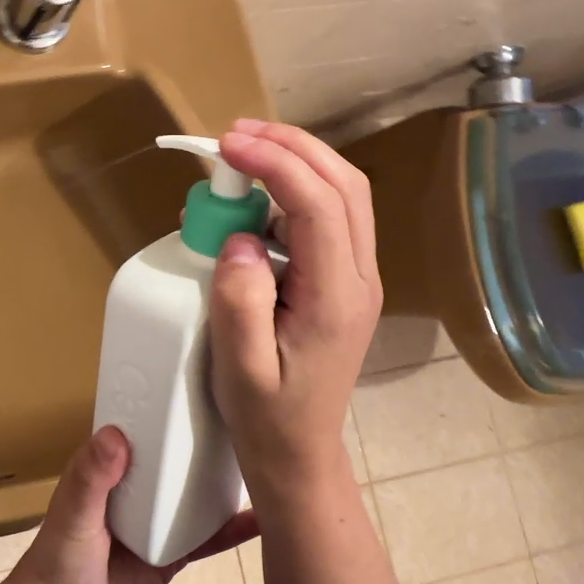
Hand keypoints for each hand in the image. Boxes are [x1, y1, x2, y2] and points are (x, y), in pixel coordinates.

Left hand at [0, 427, 260, 583]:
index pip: (136, 432)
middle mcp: (130, 491)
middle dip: (200, 443)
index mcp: (103, 471)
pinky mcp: (169, 557)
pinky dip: (229, 530)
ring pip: (191, 497)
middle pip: (170, 461)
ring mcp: (153, 525)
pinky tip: (260, 521)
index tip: (198, 387)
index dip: (162, 412)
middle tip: (248, 421)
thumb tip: (117, 432)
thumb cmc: (59, 562)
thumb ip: (92, 478)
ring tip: (263, 464)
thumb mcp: (74, 515)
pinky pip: (204, 538)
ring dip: (218, 484)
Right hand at [207, 119, 381, 490]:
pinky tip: (253, 197)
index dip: (275, 164)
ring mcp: (355, 277)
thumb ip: (240, 301)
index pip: (318, 205)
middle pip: (344, 185)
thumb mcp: (240, 367)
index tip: (225, 147)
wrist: (298, 450)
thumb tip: (238, 240)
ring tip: (242, 152)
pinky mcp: (341, 281)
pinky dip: (292, 190)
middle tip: (235, 133)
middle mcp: (358, 277)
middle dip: (293, 146)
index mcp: (336, 296)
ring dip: (297, 161)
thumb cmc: (267, 414)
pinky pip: (326, 217)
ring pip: (342, 194)